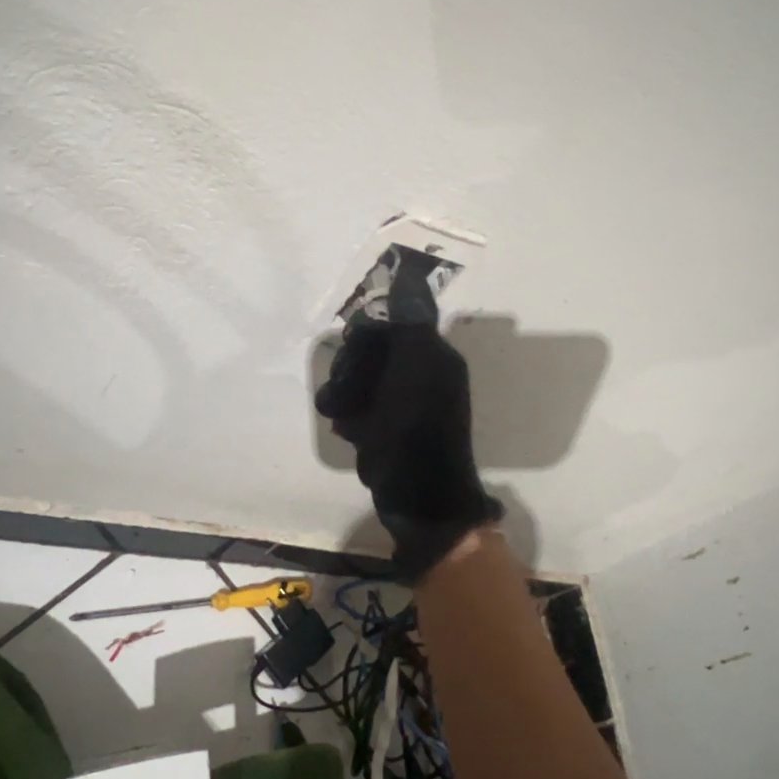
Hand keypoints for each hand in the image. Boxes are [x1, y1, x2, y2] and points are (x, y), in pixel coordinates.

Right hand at [314, 301, 500, 583]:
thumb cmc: (416, 428)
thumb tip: (408, 280)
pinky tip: (353, 436)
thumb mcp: (416, 366)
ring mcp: (405, 408)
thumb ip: (410, 323)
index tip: (351, 350)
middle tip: (346, 391)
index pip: (388, 325)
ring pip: (359, 386)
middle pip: (369, 355)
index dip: (364, 335)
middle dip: (349, 371)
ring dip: (345, 398)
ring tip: (346, 420)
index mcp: (433, 356)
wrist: (420, 498)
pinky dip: (353, 423)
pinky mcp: (389, 435)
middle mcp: (422, 377)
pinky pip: (360, 415)